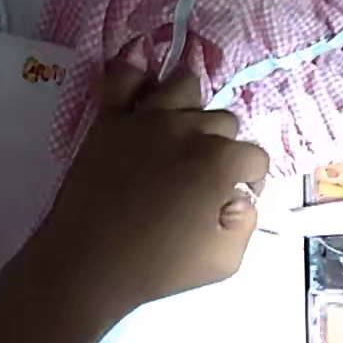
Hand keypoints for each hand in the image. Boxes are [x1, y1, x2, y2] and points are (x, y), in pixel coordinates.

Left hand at [12, 65, 269, 330]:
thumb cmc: (158, 268)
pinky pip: (124, 76)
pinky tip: (143, 84)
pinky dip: (136, 74)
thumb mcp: (225, 261)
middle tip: (204, 179)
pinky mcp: (110, 119)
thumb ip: (246, 223)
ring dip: (192, 109)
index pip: (254, 157)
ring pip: (185, 87)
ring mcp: (145, 118)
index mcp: (219, 162)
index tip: (234, 198)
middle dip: (223, 149)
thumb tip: (239, 198)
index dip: (251, 180)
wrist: (88, 265)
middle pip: (224, 122)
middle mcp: (187, 129)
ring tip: (182, 135)